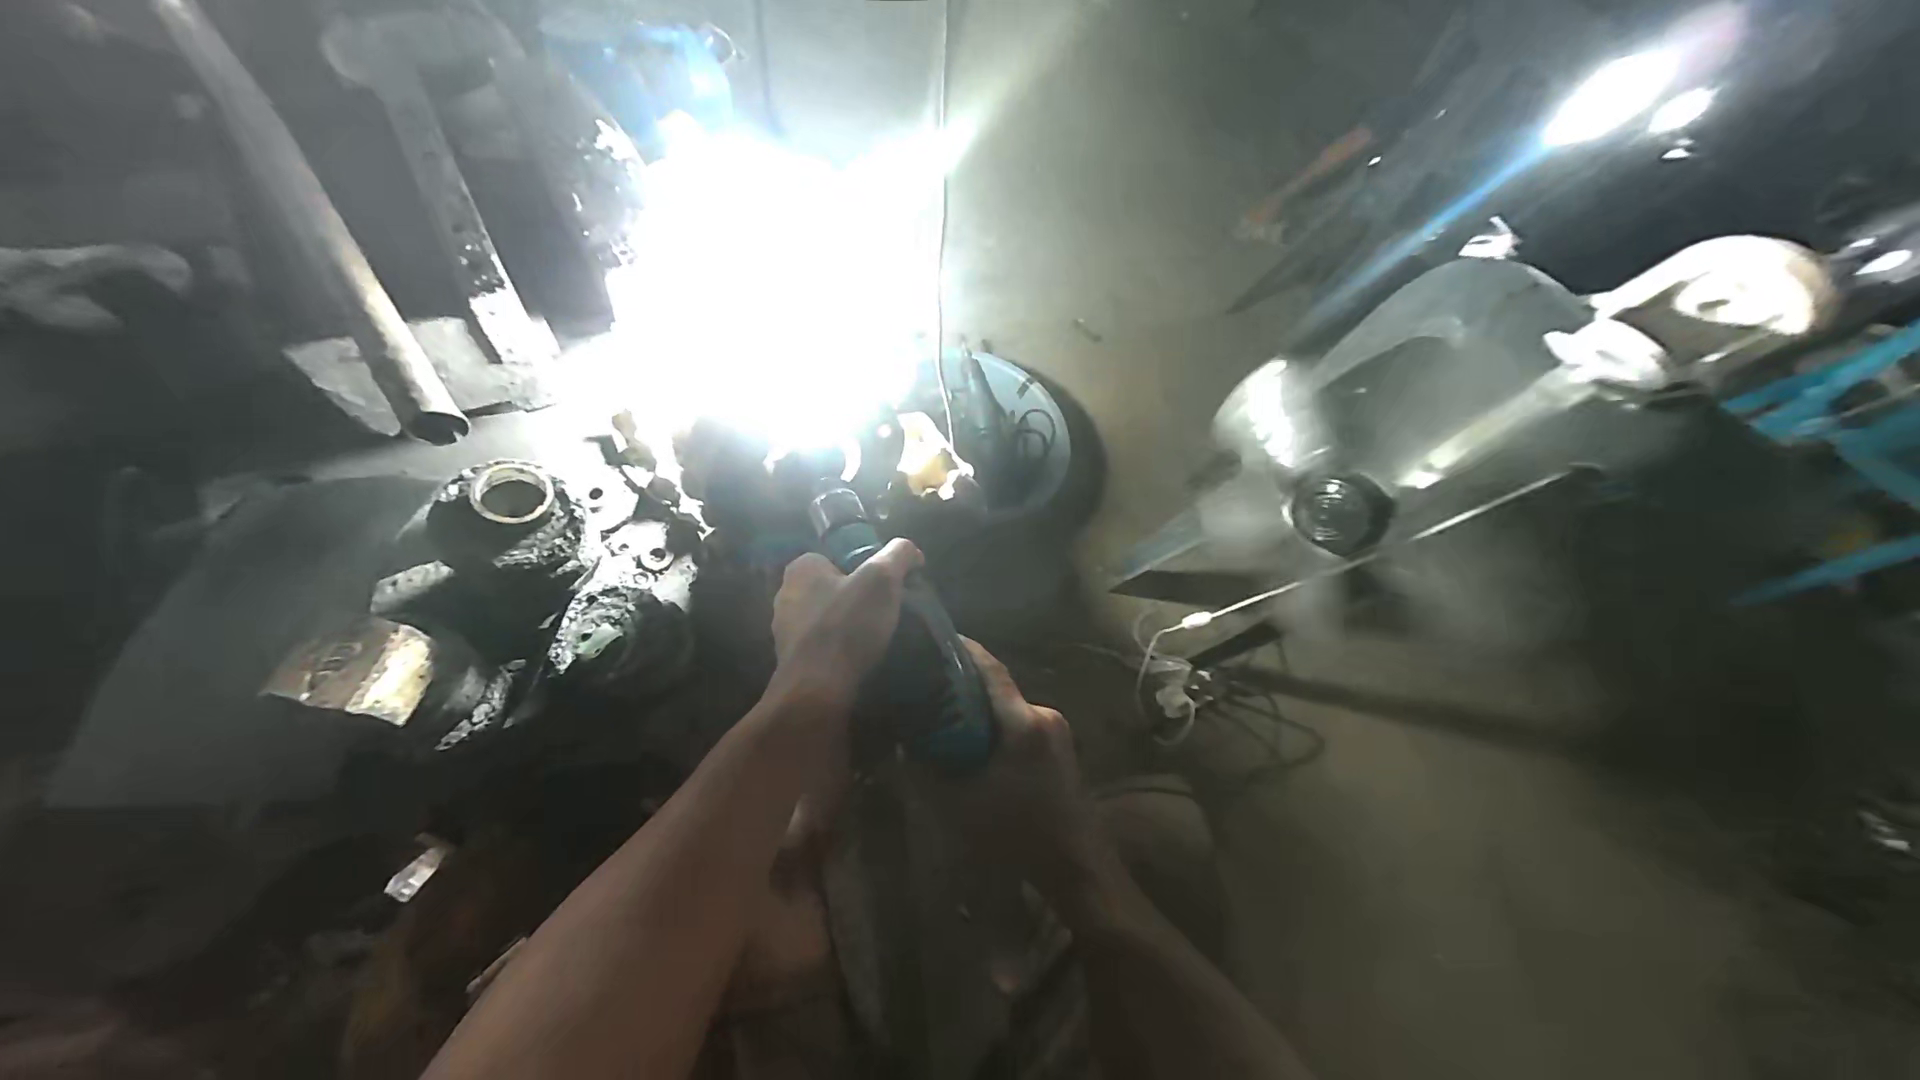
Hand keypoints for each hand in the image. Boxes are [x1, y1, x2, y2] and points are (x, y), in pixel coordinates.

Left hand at [769, 539, 922, 713]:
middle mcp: (786, 595)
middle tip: (886, 613)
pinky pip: (823, 647)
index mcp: (801, 568)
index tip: (887, 586)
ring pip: (828, 619)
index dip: (865, 568)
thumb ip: (898, 554)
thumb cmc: (847, 625)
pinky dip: (840, 650)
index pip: (838, 557)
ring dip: (849, 627)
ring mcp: (785, 630)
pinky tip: (859, 660)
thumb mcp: (882, 578)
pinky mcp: (791, 660)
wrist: (817, 689)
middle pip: (834, 588)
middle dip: (858, 599)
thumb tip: (911, 551)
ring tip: (877, 640)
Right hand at [942, 640, 1124, 907]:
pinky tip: (975, 740)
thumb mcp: (962, 806)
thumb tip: (908, 743)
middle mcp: (1044, 715)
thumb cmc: (1016, 835)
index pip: (991, 670)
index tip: (937, 637)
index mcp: (1023, 723)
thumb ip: (930, 771)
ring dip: (981, 707)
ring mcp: (1056, 728)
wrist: (1076, 866)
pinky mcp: (1060, 743)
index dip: (964, 649)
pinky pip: (1020, 722)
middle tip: (928, 683)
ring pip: (1008, 706)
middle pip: (997, 688)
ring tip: (945, 713)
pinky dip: (997, 724)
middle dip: (964, 683)